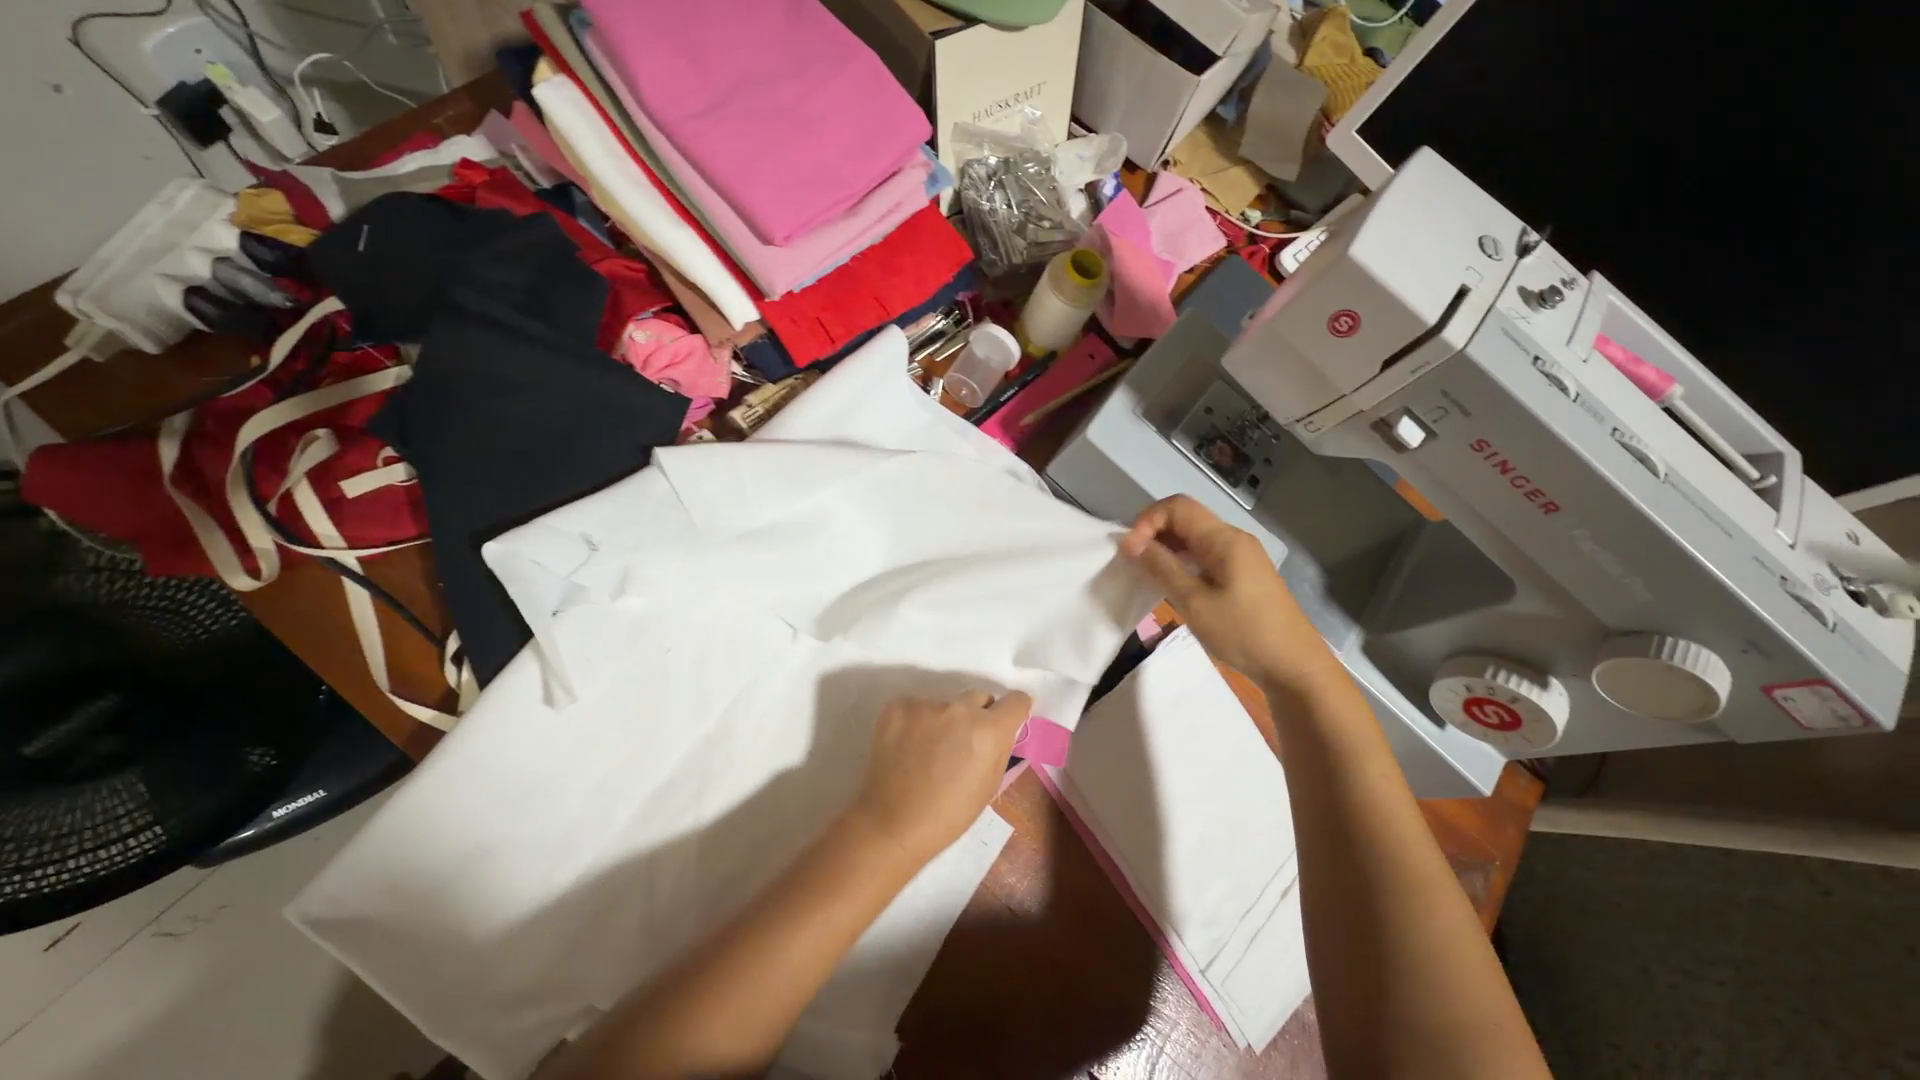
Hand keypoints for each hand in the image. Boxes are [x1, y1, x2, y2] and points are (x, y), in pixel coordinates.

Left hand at [848, 691, 1031, 863]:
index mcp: (989, 730)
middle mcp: (960, 709)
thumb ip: (999, 747)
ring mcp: (926, 705)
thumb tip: (999, 728)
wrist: (892, 823)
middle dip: (976, 715)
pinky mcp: (897, 706)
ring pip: (945, 704)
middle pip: (979, 697)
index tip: (1005, 722)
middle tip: (962, 743)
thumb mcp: (990, 785)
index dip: (1013, 711)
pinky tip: (906, 748)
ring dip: (943, 720)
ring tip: (928, 751)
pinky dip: (915, 722)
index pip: (1016, 700)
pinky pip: (916, 707)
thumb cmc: (949, 814)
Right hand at [1118, 495, 1335, 685]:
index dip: (1147, 521)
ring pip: (1194, 539)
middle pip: (1186, 519)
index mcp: (1224, 539)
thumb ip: (1162, 568)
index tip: (1129, 552)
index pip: (1177, 506)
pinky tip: (1172, 586)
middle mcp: (1234, 539)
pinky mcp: (1242, 575)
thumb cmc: (1243, 633)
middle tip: (1133, 564)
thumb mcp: (1195, 602)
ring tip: (1147, 575)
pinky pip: (1205, 556)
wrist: (1293, 665)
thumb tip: (1132, 543)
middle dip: (1154, 534)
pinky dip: (1183, 563)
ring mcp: (1241, 557)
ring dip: (1167, 550)